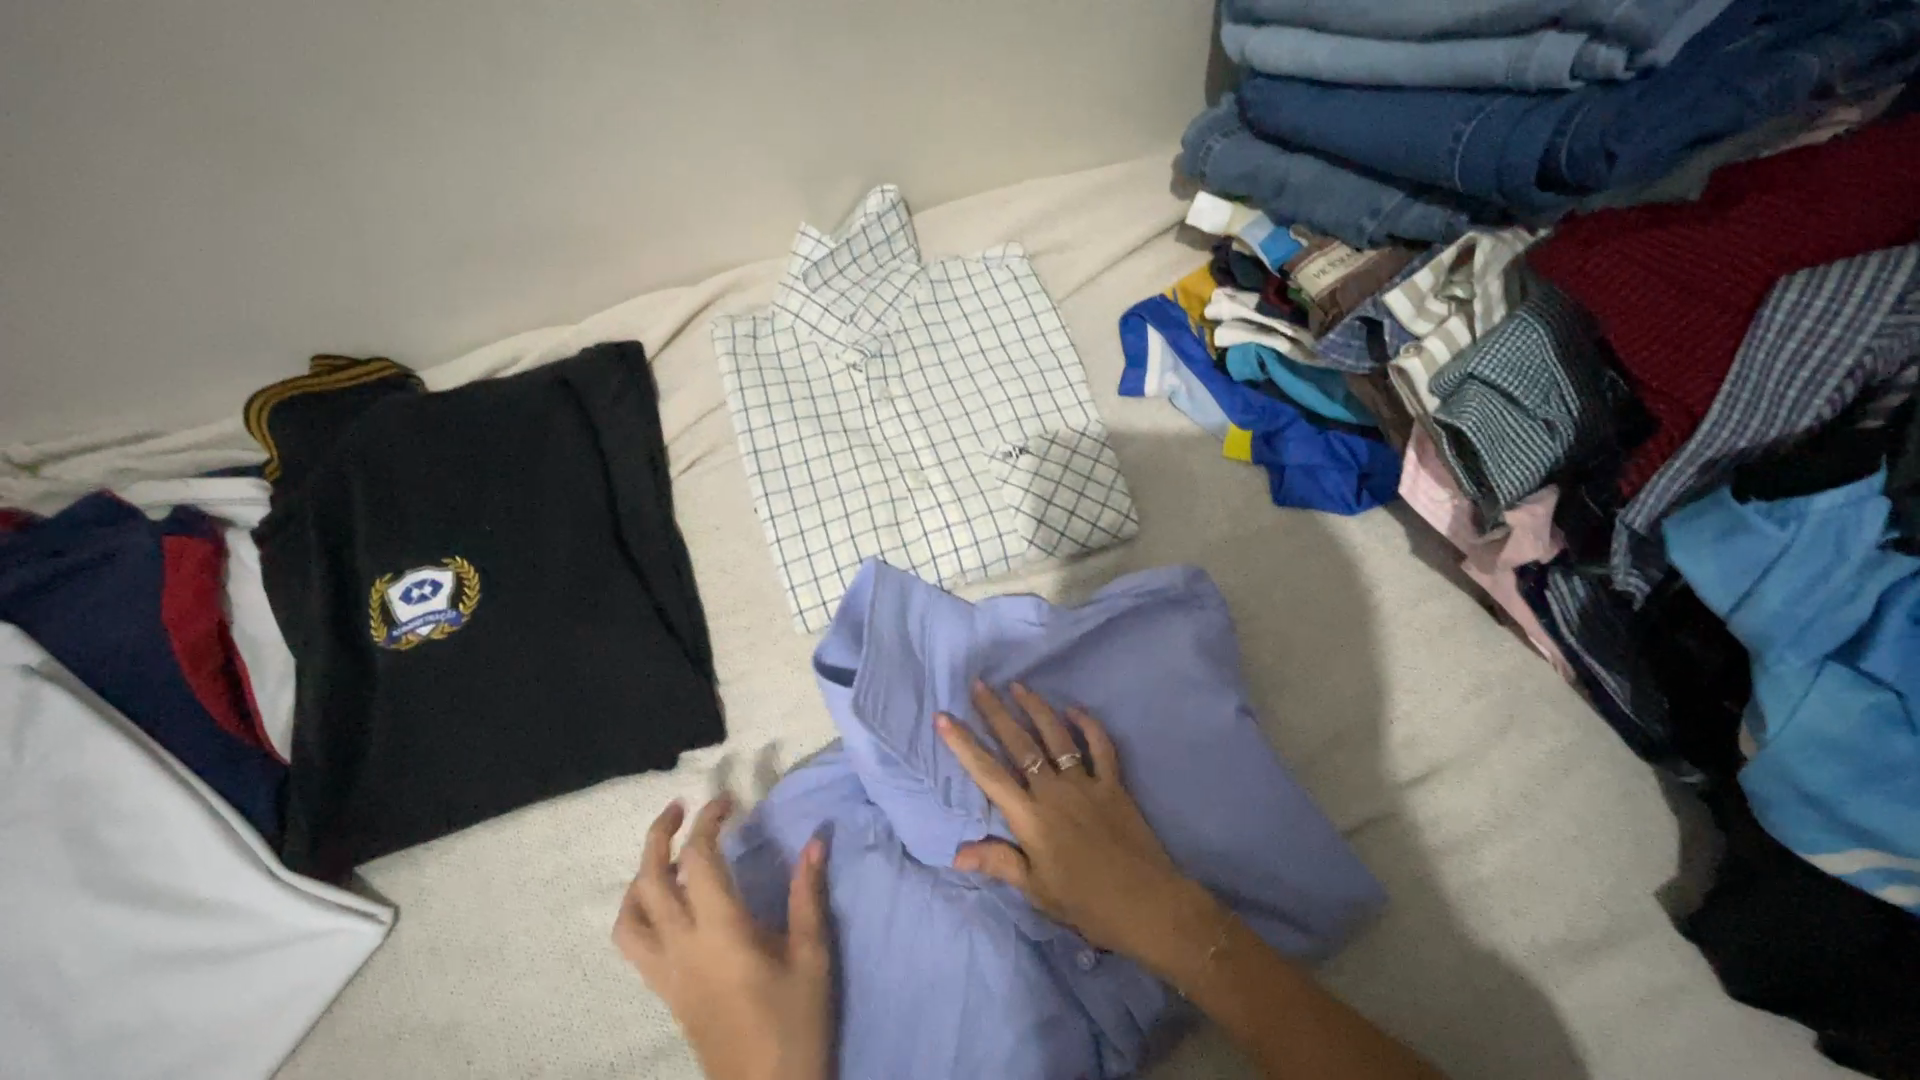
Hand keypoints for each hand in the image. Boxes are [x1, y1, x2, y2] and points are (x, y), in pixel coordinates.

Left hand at [612, 796, 831, 1079]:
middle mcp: (681, 946)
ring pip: (630, 912)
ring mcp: (665, 971)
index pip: (699, 859)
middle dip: (660, 833)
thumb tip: (815, 840)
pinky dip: (638, 910)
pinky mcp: (664, 990)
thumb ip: (808, 895)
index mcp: (719, 931)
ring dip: (641, 872)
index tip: (728, 801)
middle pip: (650, 877)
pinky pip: (633, 942)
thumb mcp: (812, 955)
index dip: (708, 821)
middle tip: (681, 807)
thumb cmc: (795, 1021)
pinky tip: (666, 904)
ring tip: (666, 854)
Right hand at [936, 682, 1221, 969]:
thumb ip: (999, 862)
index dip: (963, 744)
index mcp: (1030, 817)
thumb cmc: (1085, 903)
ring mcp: (1086, 784)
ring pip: (1056, 736)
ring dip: (1036, 709)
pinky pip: (1100, 747)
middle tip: (979, 685)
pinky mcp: (1114, 785)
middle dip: (996, 712)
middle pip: (1019, 744)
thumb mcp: (1036, 889)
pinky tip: (1075, 711)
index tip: (944, 717)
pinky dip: (1088, 726)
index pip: (988, 773)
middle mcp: (1054, 791)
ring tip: (1019, 686)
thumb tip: (956, 853)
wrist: (1147, 905)